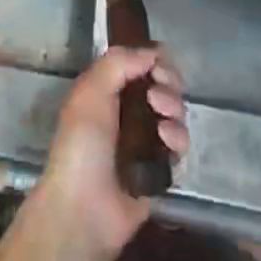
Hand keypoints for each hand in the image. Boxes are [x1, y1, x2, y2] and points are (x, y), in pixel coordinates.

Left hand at [38, 46, 188, 253]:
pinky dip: (178, 140)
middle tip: (157, 97)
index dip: (154, 61)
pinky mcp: (161, 168)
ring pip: (175, 113)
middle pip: (162, 86)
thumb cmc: (81, 146)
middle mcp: (127, 112)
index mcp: (106, 92)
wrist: (84, 209)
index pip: (139, 65)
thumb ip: (118, 63)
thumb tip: (152, 51)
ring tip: (161, 124)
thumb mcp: (90, 93)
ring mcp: (145, 141)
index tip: (159, 65)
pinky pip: (180, 145)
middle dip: (168, 84)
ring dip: (174, 111)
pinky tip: (167, 144)